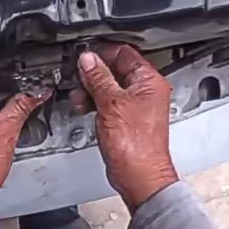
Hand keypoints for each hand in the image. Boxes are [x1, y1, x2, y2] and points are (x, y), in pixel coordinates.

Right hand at [75, 44, 178, 209]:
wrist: (138, 175)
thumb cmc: (135, 146)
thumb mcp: (111, 103)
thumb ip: (98, 78)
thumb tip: (88, 60)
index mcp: (149, 82)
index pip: (124, 53)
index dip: (102, 53)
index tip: (83, 58)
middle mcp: (145, 92)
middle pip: (115, 69)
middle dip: (93, 74)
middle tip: (79, 80)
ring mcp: (135, 107)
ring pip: (108, 87)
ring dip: (91, 90)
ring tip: (79, 98)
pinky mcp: (125, 120)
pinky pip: (107, 103)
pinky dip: (94, 103)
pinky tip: (84, 107)